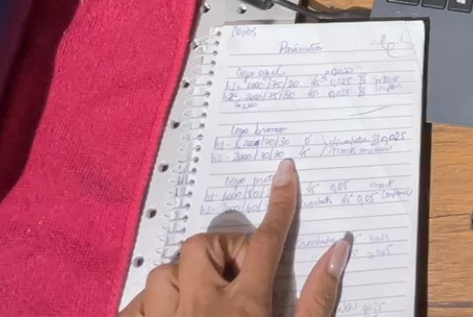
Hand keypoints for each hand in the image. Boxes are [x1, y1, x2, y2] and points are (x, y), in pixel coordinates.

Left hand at [120, 159, 351, 316]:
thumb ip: (318, 298)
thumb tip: (339, 247)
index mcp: (245, 309)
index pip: (267, 239)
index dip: (280, 202)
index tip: (285, 171)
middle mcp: (199, 311)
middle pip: (204, 246)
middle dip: (222, 250)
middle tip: (239, 275)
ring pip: (164, 272)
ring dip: (183, 276)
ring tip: (201, 300)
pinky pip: (133, 309)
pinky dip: (150, 308)